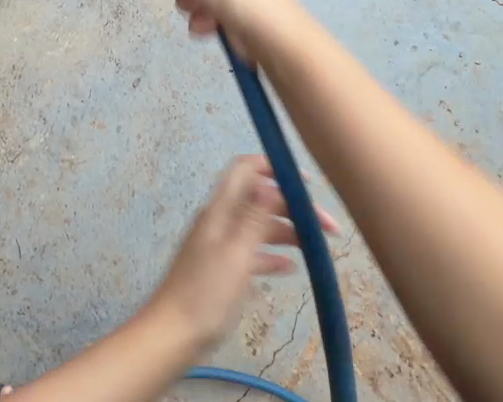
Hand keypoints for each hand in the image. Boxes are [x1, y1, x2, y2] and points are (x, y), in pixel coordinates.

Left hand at [147, 155, 340, 353]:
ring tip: (319, 250)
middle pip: (259, 199)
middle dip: (293, 207)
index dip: (275, 168)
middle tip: (330, 229)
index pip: (245, 169)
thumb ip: (253, 216)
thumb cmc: (206, 292)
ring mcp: (219, 244)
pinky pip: (251, 253)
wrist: (173, 334)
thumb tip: (268, 180)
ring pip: (258, 227)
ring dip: (288, 232)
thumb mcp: (236, 253)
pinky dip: (271, 256)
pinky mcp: (221, 269)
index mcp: (220, 209)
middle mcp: (220, 220)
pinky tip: (291, 268)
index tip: (308, 185)